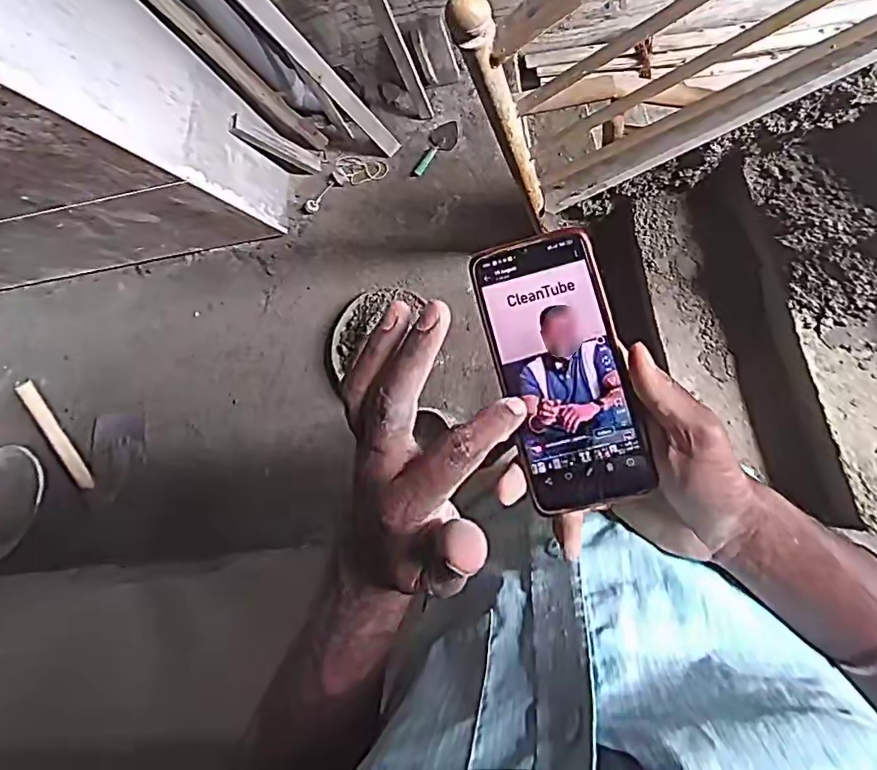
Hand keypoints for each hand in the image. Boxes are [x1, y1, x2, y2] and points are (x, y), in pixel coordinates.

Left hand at [341, 299, 527, 596]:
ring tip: (405, 305)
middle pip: (389, 406)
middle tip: (436, 316)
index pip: (448, 460)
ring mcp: (366, 444)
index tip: (517, 406)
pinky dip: (372, 349)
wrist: (372, 555)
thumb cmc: (413, 558)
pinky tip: (390, 320)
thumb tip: (469, 544)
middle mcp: (379, 466)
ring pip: (366, 388)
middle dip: (413, 358)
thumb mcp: (440, 572)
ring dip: (384, 342)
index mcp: (406, 501)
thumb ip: (455, 556)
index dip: (485, 431)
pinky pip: (359, 384)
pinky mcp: (361, 429)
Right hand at [496, 343, 758, 560]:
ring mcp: (600, 458)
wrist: (725, 537)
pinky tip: (567, 538)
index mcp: (631, 402)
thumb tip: (636, 352)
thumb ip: (667, 397)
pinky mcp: (598, 492)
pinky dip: (562, 519)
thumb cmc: (721, 480)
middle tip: (505, 440)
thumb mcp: (700, 434)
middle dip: (525, 428)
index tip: (523, 367)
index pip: (589, 373)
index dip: (555, 366)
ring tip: (511, 492)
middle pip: (556, 416)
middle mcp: (609, 424)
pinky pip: (567, 500)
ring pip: (551, 458)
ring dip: (526, 474)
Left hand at [555, 402, 599, 432]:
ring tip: (568, 430)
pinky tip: (573, 431)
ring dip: (568, 427)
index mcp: (568, 406)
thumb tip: (560, 417)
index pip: (561, 413)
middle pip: (564, 418)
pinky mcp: (579, 416)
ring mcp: (575, 413)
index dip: (559, 419)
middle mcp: (571, 409)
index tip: (559, 423)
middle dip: (563, 424)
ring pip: (569, 421)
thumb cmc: (581, 409)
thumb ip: (567, 411)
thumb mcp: (573, 407)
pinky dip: (573, 428)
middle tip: (564, 428)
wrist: (591, 408)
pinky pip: (574, 424)